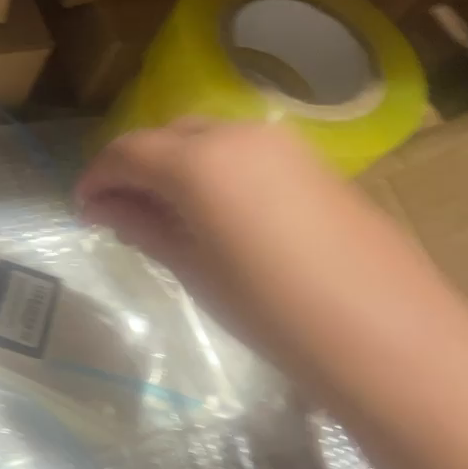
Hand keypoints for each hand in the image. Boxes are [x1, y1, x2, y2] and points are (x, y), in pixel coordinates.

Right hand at [74, 118, 450, 390]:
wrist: (385, 334)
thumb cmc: (270, 309)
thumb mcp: (192, 269)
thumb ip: (142, 226)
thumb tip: (102, 207)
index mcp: (197, 159)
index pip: (125, 153)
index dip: (96, 179)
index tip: (82, 212)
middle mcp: (236, 133)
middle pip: (165, 137)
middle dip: (133, 168)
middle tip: (117, 214)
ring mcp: (281, 143)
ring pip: (205, 139)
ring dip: (173, 168)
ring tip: (162, 217)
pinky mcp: (312, 162)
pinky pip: (242, 153)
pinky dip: (212, 172)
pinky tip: (212, 215)